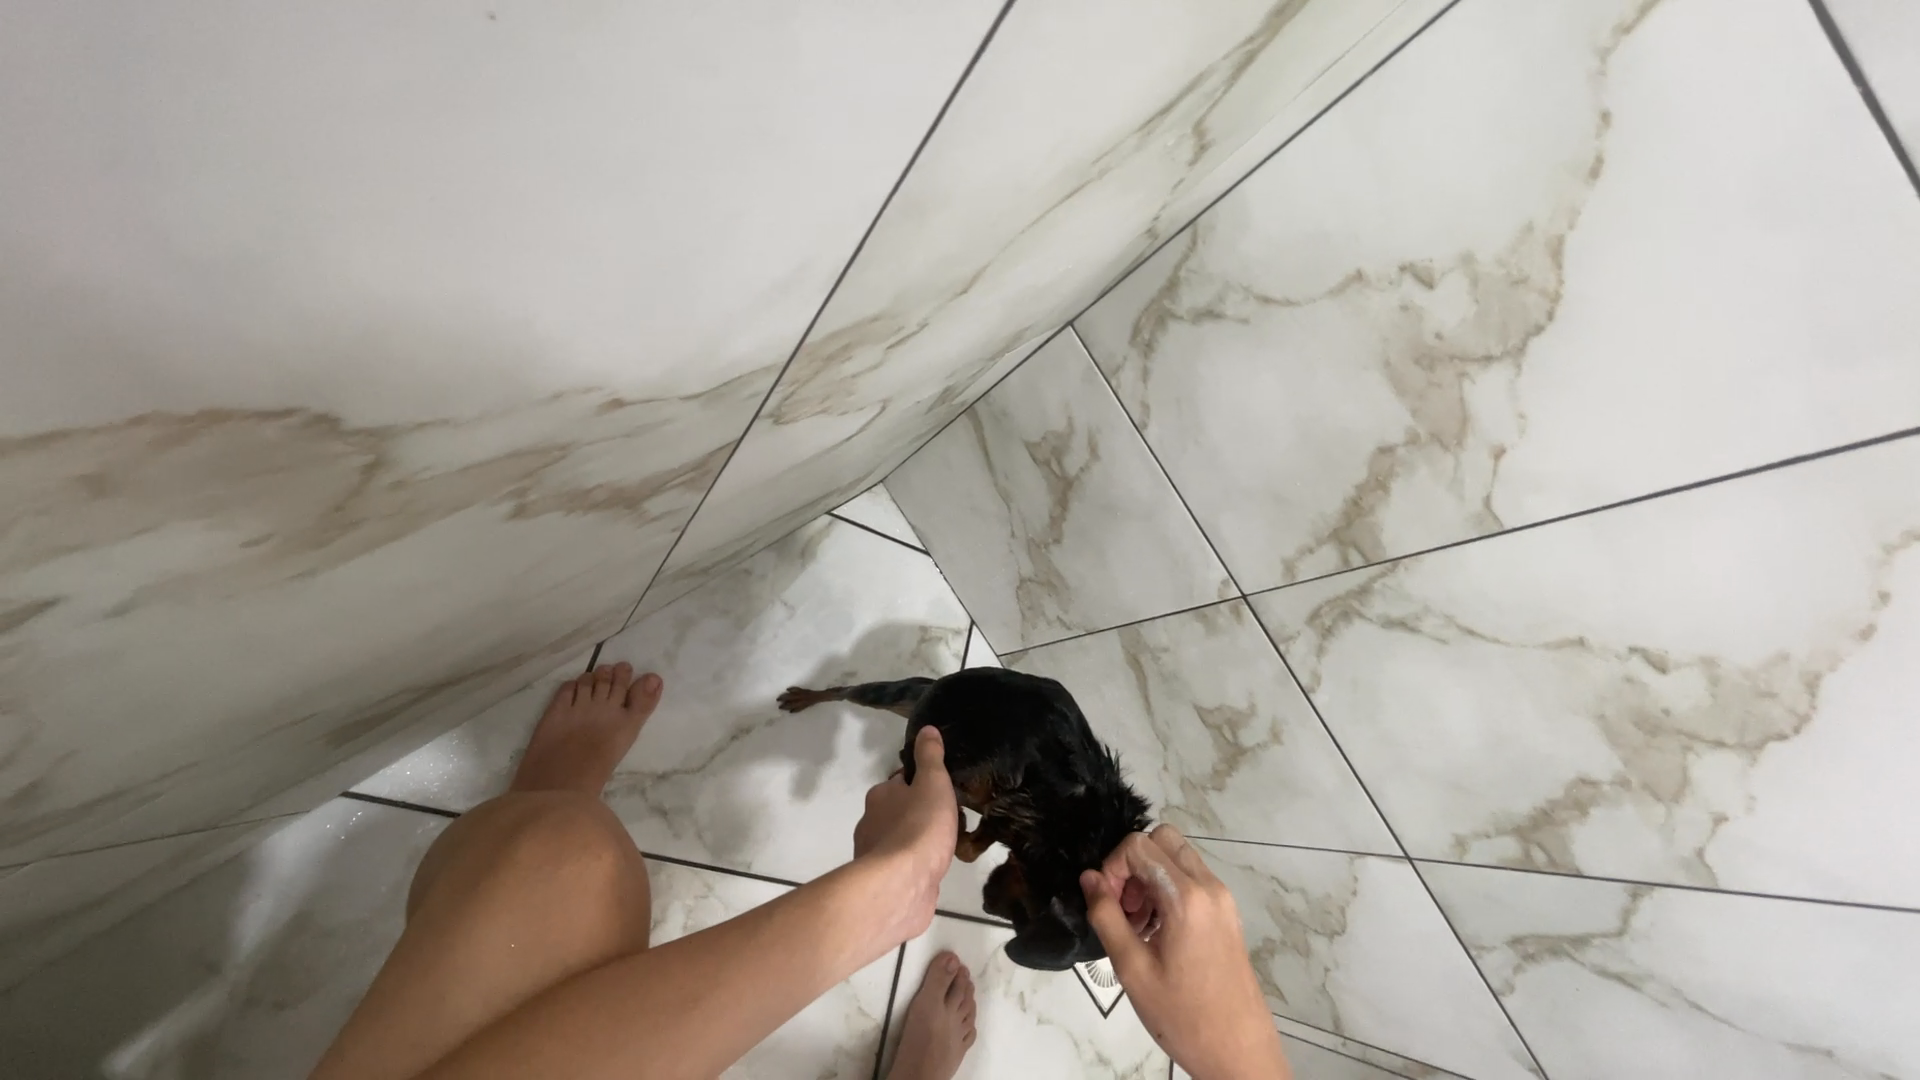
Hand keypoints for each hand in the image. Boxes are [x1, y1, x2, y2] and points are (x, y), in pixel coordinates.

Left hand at [852, 726, 957, 942]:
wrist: (902, 885)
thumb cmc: (919, 827)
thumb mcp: (932, 783)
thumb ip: (930, 757)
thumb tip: (927, 729)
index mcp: (881, 794)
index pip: (901, 782)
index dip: (922, 784)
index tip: (942, 790)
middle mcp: (871, 821)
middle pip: (899, 811)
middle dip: (920, 814)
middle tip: (949, 819)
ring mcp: (874, 854)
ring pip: (900, 840)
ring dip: (918, 842)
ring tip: (946, 845)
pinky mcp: (883, 881)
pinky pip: (903, 867)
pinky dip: (916, 867)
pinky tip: (934, 870)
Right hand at [1081, 826, 1290, 1079]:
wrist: (1241, 1056)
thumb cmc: (1183, 1016)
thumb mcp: (1132, 969)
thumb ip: (1106, 915)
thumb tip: (1089, 877)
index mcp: (1186, 897)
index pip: (1138, 845)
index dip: (1113, 866)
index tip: (1107, 903)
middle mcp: (1209, 886)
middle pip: (1162, 839)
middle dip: (1133, 863)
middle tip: (1124, 906)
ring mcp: (1222, 899)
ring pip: (1177, 857)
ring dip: (1150, 875)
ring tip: (1139, 924)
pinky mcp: (1227, 913)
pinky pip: (1191, 879)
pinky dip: (1168, 888)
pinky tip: (1158, 932)